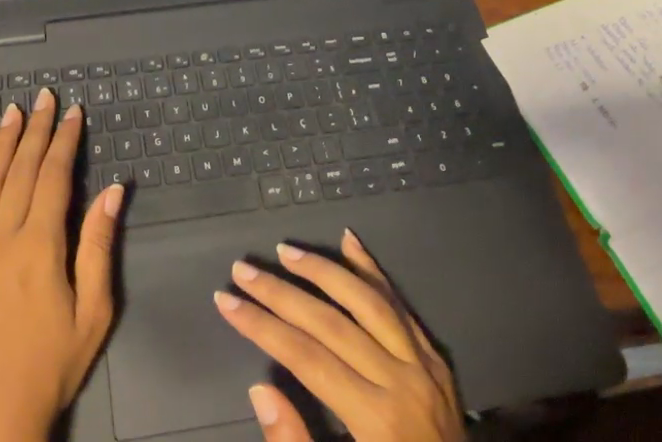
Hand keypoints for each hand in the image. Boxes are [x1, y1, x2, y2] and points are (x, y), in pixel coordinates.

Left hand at [0, 89, 123, 441]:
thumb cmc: (51, 367)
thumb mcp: (94, 313)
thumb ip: (99, 246)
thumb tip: (112, 189)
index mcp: (39, 250)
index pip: (52, 178)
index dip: (63, 141)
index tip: (72, 111)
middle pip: (17, 170)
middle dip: (33, 130)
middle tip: (42, 96)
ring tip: (10, 111)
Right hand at [215, 229, 468, 441]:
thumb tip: (260, 389)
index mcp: (376, 419)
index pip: (306, 357)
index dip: (261, 326)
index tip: (225, 300)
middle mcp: (401, 381)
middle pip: (331, 323)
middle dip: (281, 294)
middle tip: (243, 270)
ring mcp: (423, 365)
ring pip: (369, 302)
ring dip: (325, 271)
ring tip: (287, 251)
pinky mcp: (435, 359)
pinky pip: (401, 306)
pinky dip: (373, 272)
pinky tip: (350, 242)